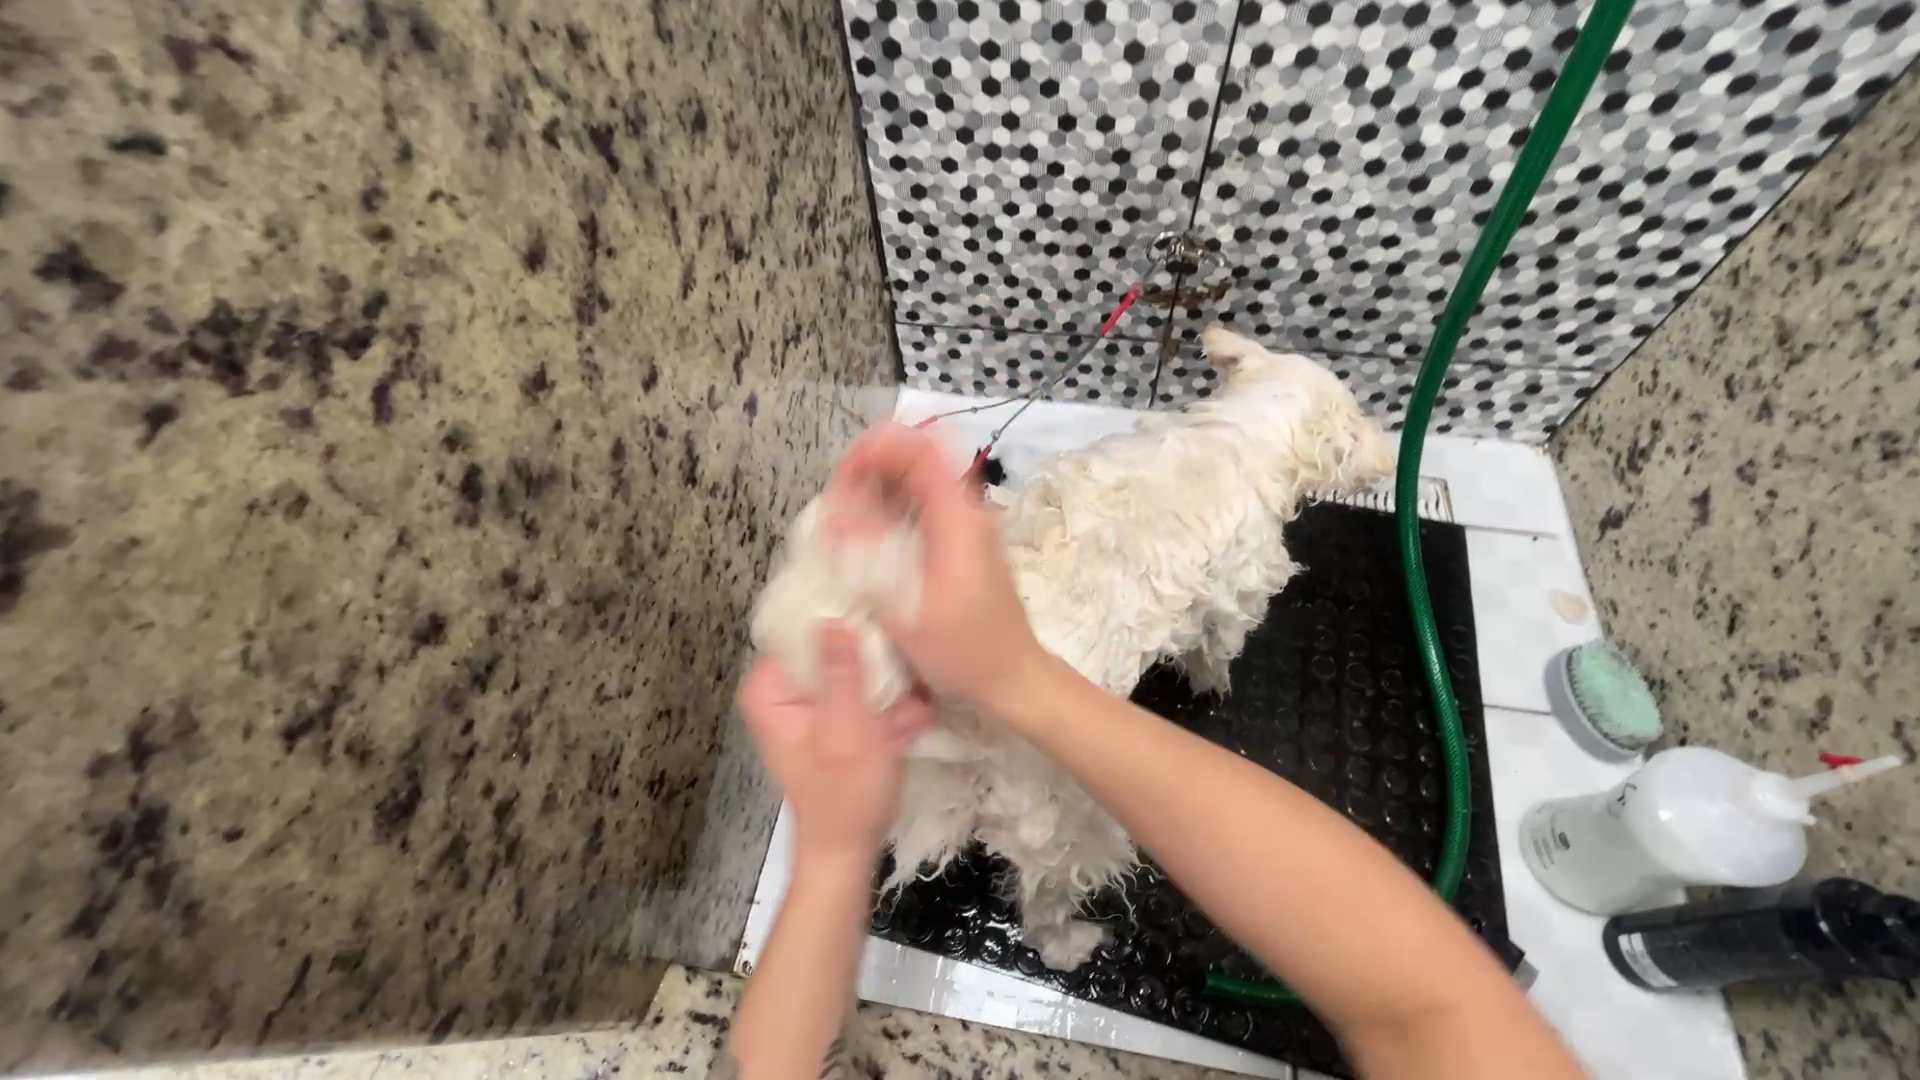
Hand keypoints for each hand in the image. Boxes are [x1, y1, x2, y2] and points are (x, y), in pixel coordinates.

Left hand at [738, 626, 931, 868]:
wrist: (851, 850)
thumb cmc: (845, 793)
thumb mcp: (847, 728)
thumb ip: (842, 673)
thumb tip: (835, 618)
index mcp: (770, 690)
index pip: (800, 629)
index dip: (841, 619)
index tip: (880, 616)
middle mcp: (784, 690)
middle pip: (831, 646)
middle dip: (873, 660)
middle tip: (905, 671)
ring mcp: (811, 703)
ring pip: (854, 668)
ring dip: (888, 687)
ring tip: (910, 706)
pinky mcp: (836, 717)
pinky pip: (863, 692)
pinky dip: (887, 707)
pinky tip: (910, 722)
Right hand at [827, 424, 1046, 711]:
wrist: (1012, 679)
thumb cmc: (965, 650)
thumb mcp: (907, 610)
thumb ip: (869, 556)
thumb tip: (837, 511)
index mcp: (958, 517)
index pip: (920, 449)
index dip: (878, 447)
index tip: (843, 473)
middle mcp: (965, 512)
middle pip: (915, 462)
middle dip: (869, 472)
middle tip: (836, 507)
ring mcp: (965, 528)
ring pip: (915, 487)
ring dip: (877, 494)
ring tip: (843, 525)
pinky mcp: (960, 547)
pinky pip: (920, 513)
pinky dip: (890, 517)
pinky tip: (867, 546)